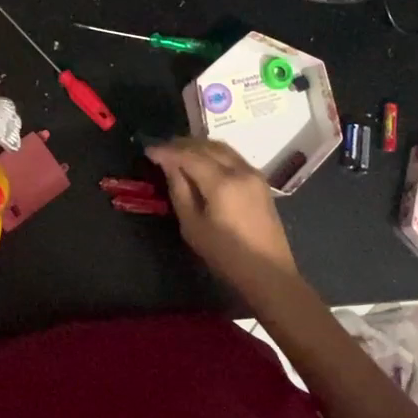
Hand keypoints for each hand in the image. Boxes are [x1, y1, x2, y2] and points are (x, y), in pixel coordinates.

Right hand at [147, 138, 298, 291]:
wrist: (269, 272)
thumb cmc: (227, 256)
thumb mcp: (193, 227)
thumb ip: (179, 191)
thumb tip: (168, 165)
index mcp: (222, 182)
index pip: (189, 155)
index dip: (167, 151)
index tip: (148, 150)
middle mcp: (239, 169)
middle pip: (206, 146)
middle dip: (182, 144)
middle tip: (161, 150)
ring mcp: (253, 172)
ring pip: (221, 147)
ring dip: (199, 146)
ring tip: (178, 152)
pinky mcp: (259, 179)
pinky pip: (232, 155)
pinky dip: (214, 152)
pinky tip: (202, 161)